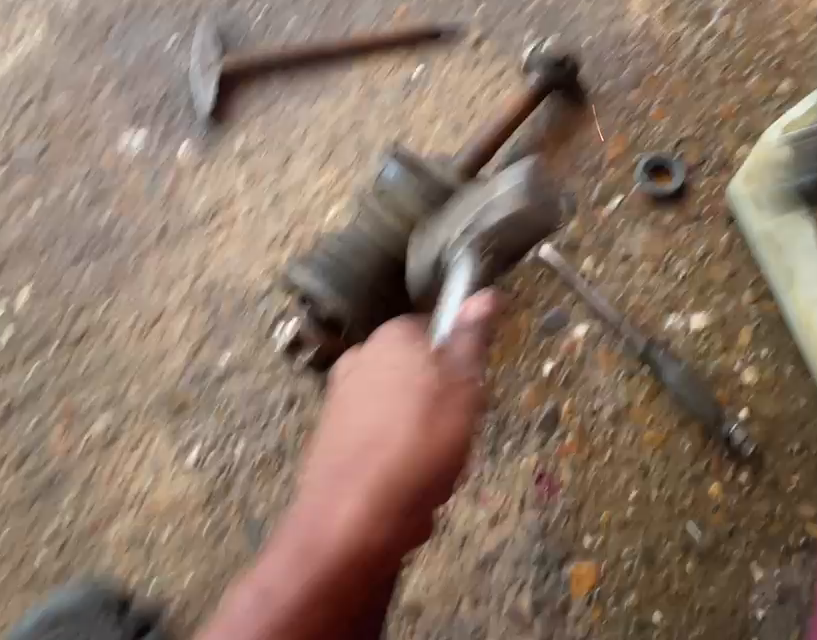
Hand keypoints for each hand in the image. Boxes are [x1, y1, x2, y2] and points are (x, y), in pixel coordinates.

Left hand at [287, 293, 500, 565]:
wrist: (350, 522)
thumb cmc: (418, 444)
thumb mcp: (464, 386)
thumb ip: (472, 339)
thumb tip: (485, 293)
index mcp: (391, 335)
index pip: (438, 333)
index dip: (461, 365)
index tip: (472, 395)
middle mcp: (360, 358)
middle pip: (421, 375)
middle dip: (443, 408)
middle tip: (456, 439)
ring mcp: (340, 401)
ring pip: (404, 414)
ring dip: (424, 441)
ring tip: (434, 474)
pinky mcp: (331, 443)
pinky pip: (382, 445)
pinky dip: (397, 464)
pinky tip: (408, 491)